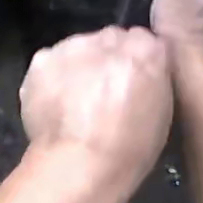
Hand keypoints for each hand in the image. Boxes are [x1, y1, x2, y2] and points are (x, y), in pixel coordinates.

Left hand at [18, 27, 172, 202]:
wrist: (79, 163)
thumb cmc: (129, 149)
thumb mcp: (161, 112)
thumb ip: (153, 78)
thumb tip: (140, 69)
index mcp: (147, 50)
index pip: (143, 41)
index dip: (135, 65)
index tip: (131, 84)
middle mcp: (108, 39)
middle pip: (108, 40)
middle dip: (106, 61)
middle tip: (102, 94)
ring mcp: (71, 46)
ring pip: (77, 48)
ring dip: (78, 67)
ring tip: (75, 103)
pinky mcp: (42, 60)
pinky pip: (50, 62)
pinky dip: (52, 78)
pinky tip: (55, 103)